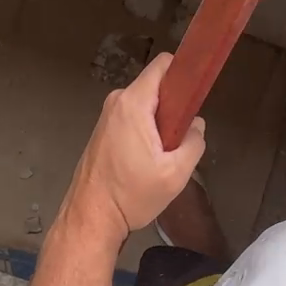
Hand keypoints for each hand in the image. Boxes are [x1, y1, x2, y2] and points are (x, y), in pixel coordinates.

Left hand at [65, 53, 206, 238]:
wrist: (89, 220)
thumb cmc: (130, 195)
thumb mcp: (175, 175)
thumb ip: (194, 143)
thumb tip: (196, 125)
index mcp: (133, 103)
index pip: (162, 64)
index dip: (183, 71)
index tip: (196, 93)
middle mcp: (117, 101)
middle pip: (155, 85)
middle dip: (173, 104)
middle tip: (180, 135)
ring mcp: (107, 115)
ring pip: (144, 103)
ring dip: (159, 120)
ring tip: (163, 152)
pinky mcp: (103, 130)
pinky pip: (132, 116)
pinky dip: (144, 129)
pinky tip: (146, 159)